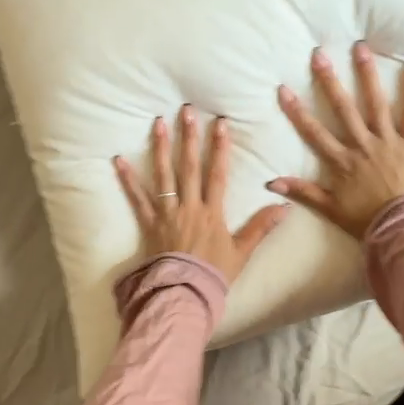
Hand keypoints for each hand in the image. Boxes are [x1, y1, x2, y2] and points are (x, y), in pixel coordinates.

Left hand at [114, 105, 288, 284]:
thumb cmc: (213, 274)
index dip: (219, 148)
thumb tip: (284, 206)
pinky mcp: (149, 224)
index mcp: (212, 213)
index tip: (220, 123)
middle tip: (186, 111)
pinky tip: (119, 160)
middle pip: (189, 167)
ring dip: (160, 148)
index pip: (217, 174)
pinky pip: (137, 199)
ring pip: (164, 176)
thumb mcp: (242, 252)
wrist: (184, 293)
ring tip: (158, 123)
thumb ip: (261, 227)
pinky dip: (128, 180)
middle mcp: (189, 207)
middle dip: (189, 137)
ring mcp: (167, 214)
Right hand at [268, 42, 403, 236]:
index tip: (283, 88)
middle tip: (319, 54)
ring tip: (361, 48)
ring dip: (367, 75)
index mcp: (342, 162)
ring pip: (375, 103)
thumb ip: (302, 192)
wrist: (403, 227)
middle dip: (329, 81)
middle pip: (343, 109)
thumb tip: (270, 182)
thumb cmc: (366, 220)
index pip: (314, 132)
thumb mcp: (330, 208)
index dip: (297, 110)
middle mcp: (362, 145)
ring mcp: (387, 142)